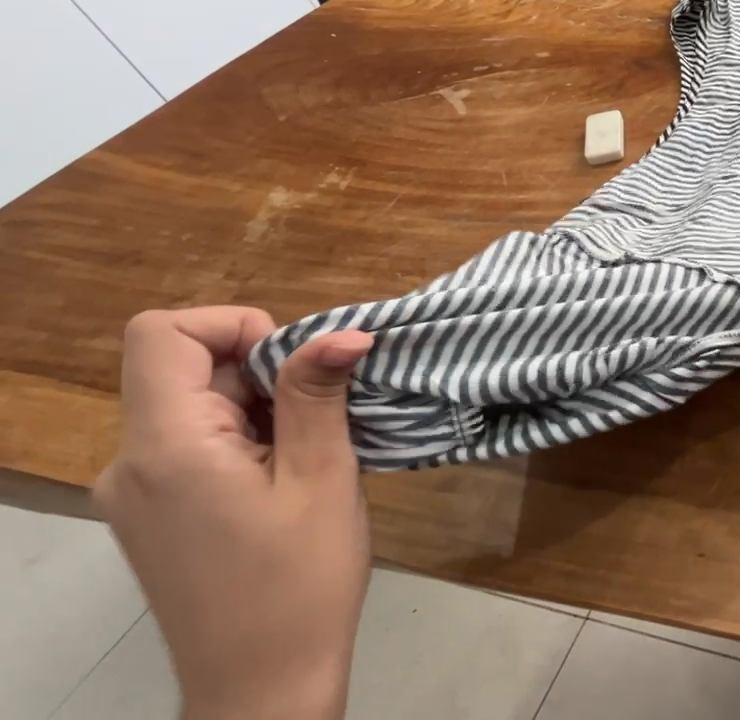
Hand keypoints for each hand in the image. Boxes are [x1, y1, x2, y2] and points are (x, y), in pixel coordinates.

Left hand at [94, 307, 373, 719]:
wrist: (262, 677)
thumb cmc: (300, 576)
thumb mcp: (321, 476)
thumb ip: (318, 396)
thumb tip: (344, 331)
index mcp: (166, 447)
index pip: (162, 334)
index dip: (234, 325)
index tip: (297, 361)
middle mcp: (131, 462)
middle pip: (183, 367)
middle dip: (264, 368)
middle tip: (327, 412)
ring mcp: (137, 489)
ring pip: (195, 402)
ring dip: (263, 403)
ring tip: (316, 449)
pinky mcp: (156, 509)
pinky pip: (195, 439)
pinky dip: (249, 433)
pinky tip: (291, 473)